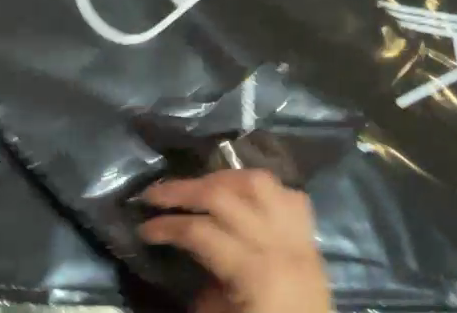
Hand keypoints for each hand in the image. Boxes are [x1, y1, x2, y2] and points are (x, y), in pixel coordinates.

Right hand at [139, 171, 329, 312]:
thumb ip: (203, 277)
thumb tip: (184, 246)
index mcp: (256, 274)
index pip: (200, 230)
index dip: (165, 226)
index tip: (143, 228)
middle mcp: (280, 247)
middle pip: (223, 195)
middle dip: (181, 190)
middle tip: (153, 196)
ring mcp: (300, 242)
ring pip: (258, 183)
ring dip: (222, 179)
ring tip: (198, 188)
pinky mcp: (312, 244)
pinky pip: (289, 197)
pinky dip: (264, 191)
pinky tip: (243, 197)